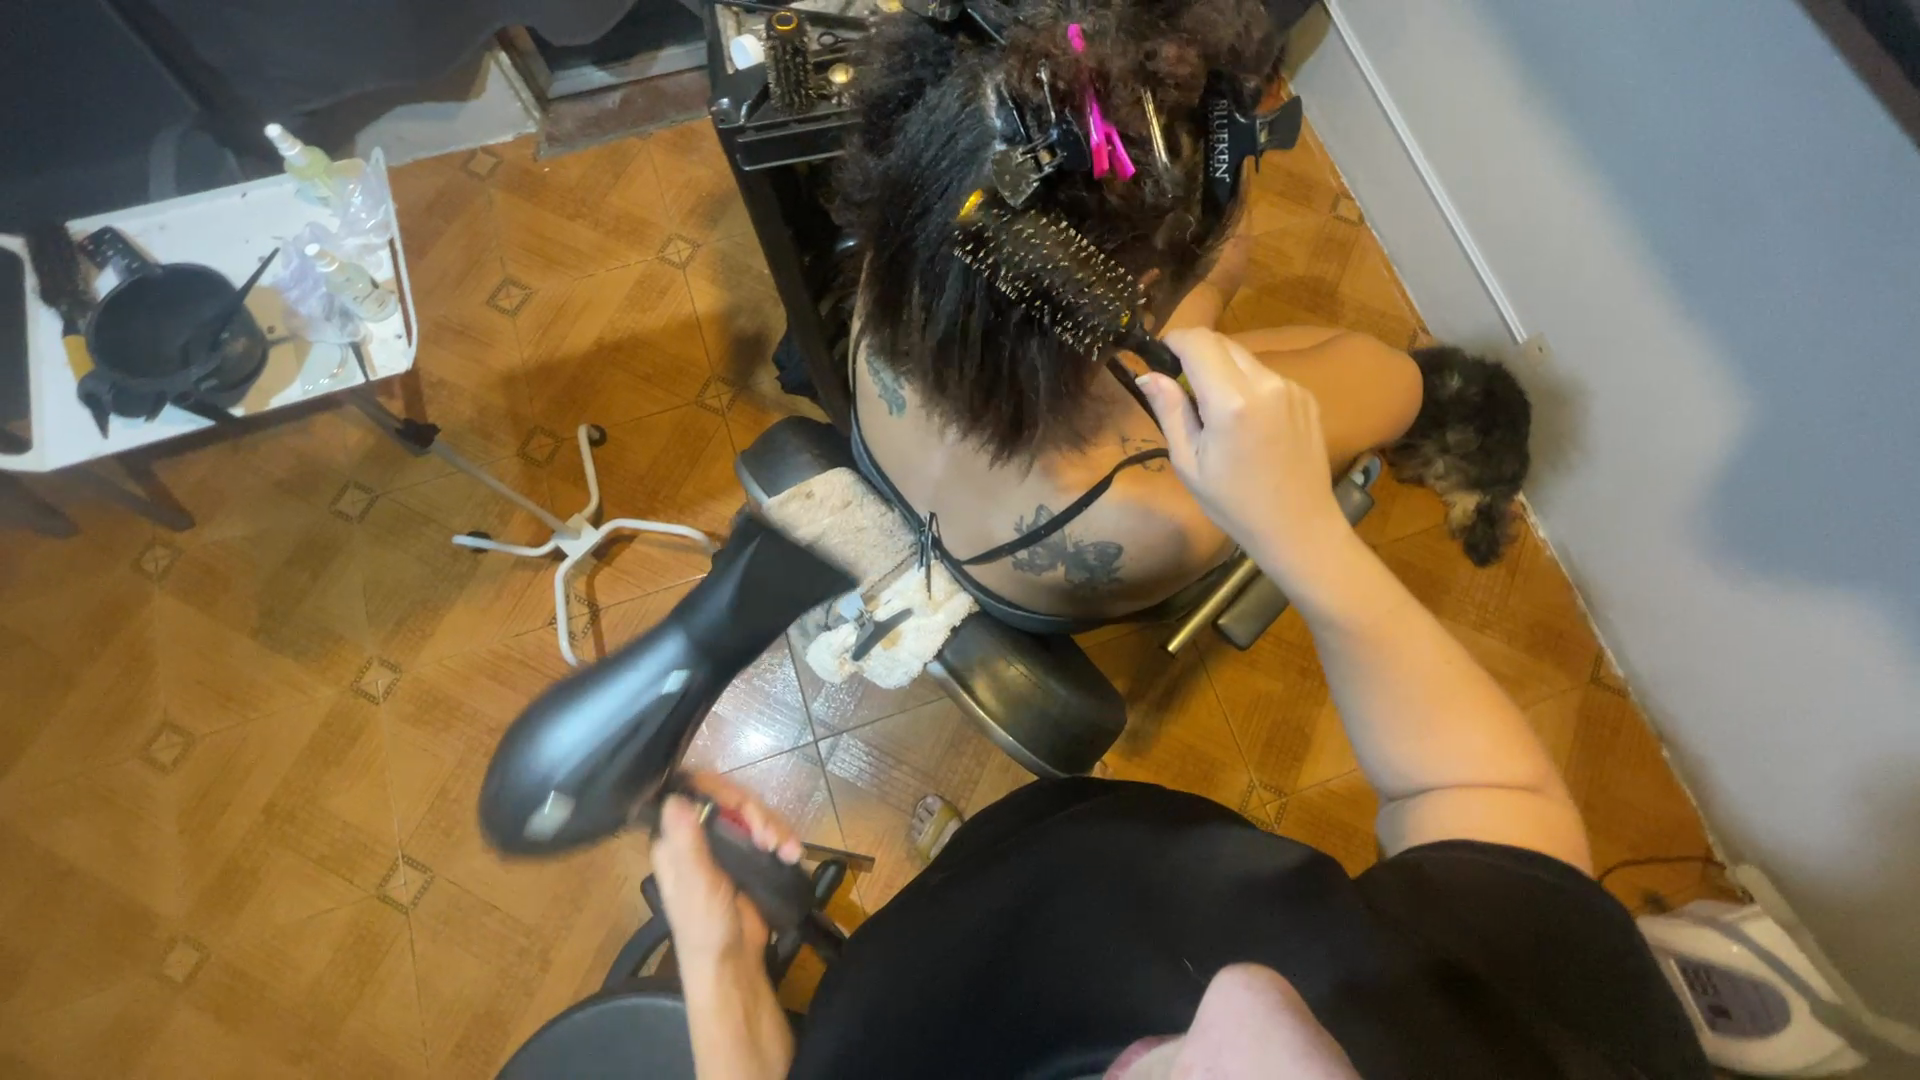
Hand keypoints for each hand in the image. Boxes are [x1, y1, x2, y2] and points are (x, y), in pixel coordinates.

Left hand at [653, 772, 803, 1079]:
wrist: (734, 965)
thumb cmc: (705, 928)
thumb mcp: (696, 885)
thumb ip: (687, 842)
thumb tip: (676, 798)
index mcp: (676, 838)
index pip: (694, 791)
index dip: (721, 790)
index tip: (743, 806)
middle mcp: (699, 834)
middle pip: (731, 798)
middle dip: (756, 814)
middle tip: (769, 838)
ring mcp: (727, 843)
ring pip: (754, 813)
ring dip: (775, 828)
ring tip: (786, 851)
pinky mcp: (750, 854)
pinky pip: (770, 831)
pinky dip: (784, 839)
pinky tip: (792, 854)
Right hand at [1137, 328, 1349, 580]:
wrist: (1297, 525)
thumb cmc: (1233, 503)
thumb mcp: (1188, 462)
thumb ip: (1170, 411)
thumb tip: (1148, 375)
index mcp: (1230, 402)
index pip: (1198, 342)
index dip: (1174, 340)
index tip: (1160, 354)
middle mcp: (1265, 383)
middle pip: (1223, 342)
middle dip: (1196, 352)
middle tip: (1179, 382)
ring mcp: (1291, 387)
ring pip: (1246, 357)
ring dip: (1222, 368)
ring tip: (1212, 408)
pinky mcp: (1306, 396)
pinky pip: (1267, 376)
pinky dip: (1247, 384)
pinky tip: (1244, 421)